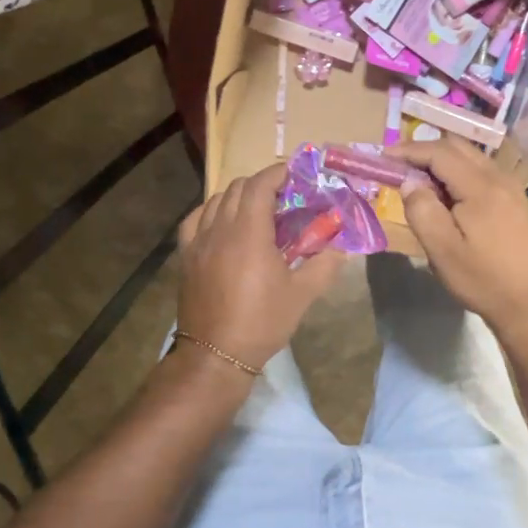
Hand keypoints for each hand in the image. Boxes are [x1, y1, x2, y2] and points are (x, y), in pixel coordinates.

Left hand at [176, 165, 344, 368]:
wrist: (215, 354)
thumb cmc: (262, 322)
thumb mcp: (302, 295)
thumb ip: (324, 265)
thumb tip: (341, 247)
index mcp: (250, 232)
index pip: (260, 185)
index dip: (276, 173)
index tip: (293, 173)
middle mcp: (220, 229)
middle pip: (237, 188)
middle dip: (260, 184)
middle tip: (282, 196)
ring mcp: (198, 242)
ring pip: (215, 201)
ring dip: (237, 196)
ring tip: (254, 210)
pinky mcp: (186, 257)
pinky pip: (194, 220)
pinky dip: (210, 212)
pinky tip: (221, 223)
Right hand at [390, 140, 527, 327]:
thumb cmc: (482, 279)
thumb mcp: (442, 250)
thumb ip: (422, 210)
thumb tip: (409, 182)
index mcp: (481, 187)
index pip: (440, 153)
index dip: (410, 150)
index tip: (384, 156)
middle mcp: (499, 178)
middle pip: (458, 148)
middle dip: (425, 151)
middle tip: (398, 167)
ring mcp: (511, 188)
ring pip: (471, 158)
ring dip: (442, 161)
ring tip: (418, 181)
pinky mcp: (514, 200)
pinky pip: (481, 172)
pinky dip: (458, 172)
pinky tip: (446, 195)